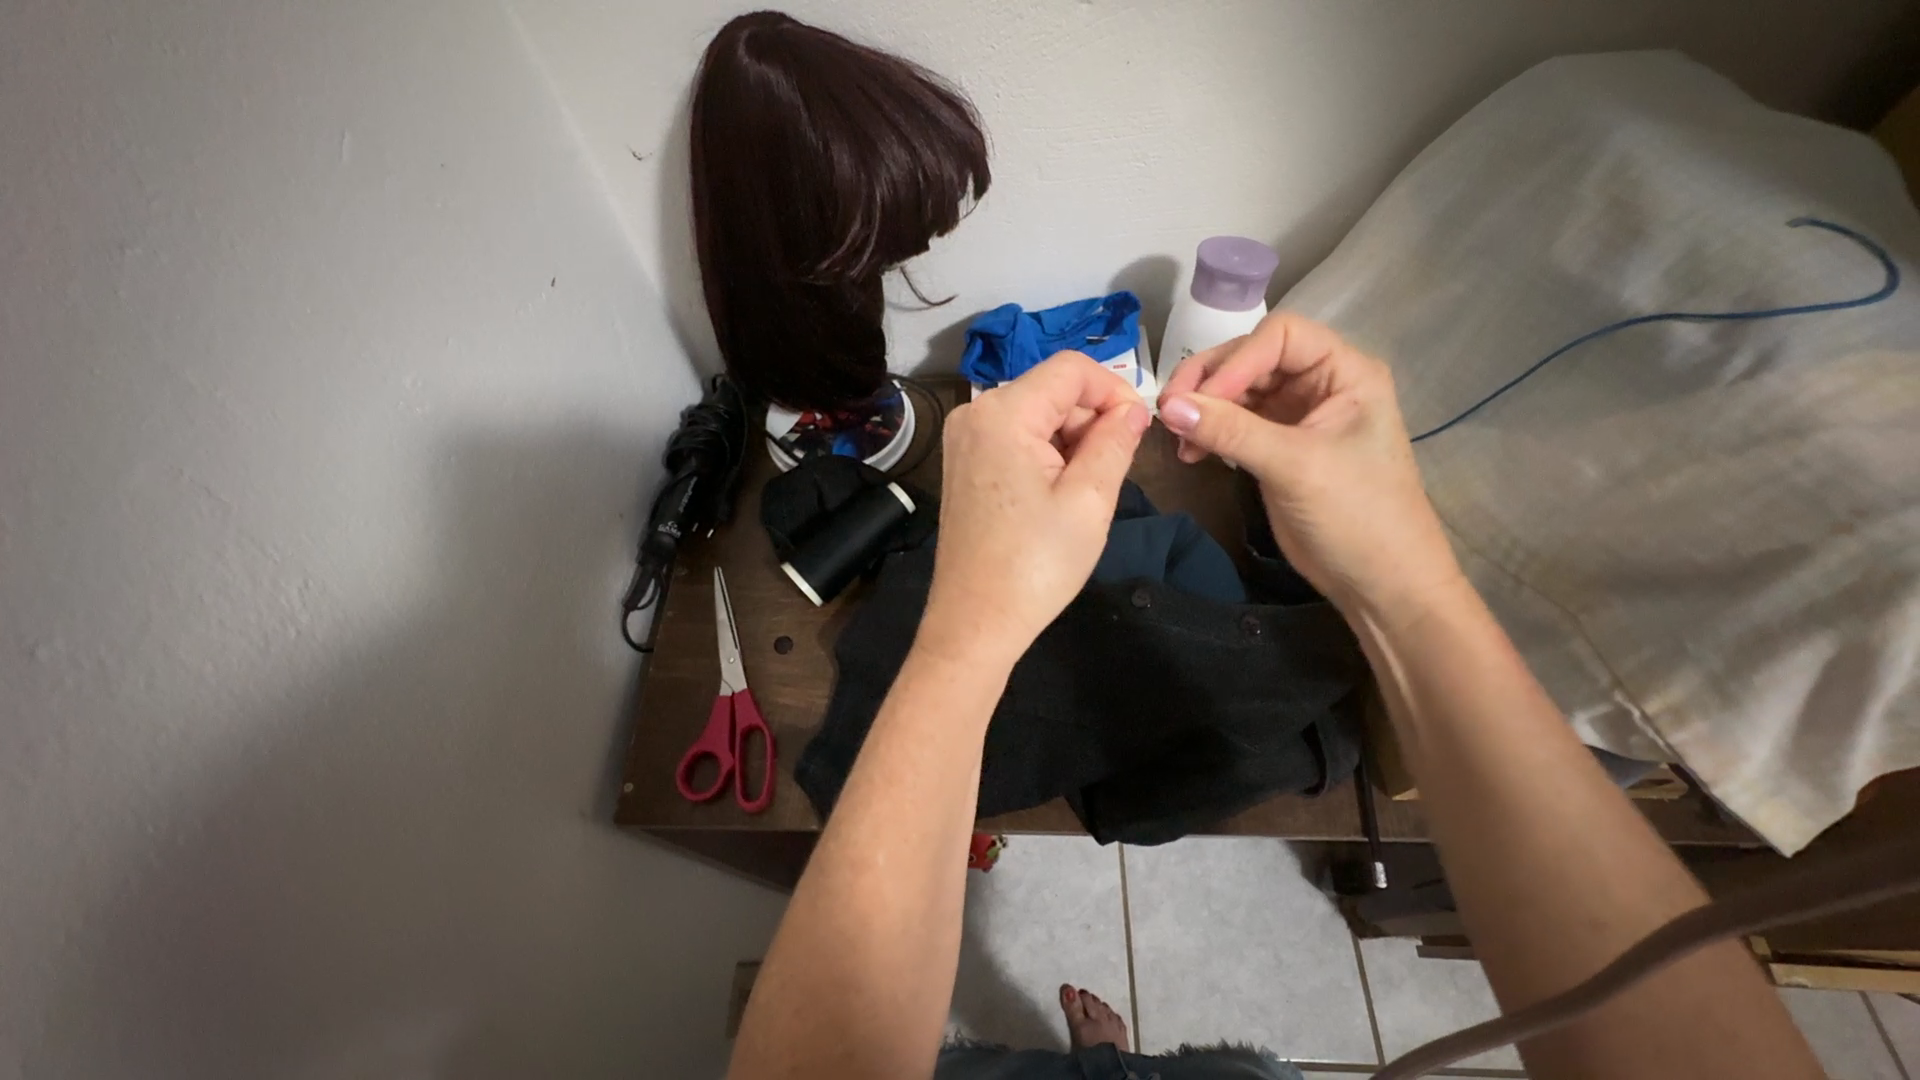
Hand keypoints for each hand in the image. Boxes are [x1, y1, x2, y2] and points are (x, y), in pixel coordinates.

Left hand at [919, 352, 1150, 671]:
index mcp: (1003, 413)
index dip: (1113, 390)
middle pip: (1051, 391)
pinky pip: (1015, 438)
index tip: (1138, 429)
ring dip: (1070, 441)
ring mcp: (964, 439)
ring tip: (1083, 493)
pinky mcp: (963, 464)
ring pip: (1036, 416)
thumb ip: (1115, 442)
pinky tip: (1057, 495)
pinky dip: (1045, 455)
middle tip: (1112, 472)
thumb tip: (1133, 409)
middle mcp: (975, 414)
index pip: (1071, 369)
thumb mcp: (1089, 500)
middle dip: (1090, 421)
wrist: (975, 622)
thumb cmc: (1035, 565)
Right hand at [1156, 312, 1462, 622]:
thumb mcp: (1293, 466)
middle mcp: (1321, 384)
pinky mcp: (1278, 447)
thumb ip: (1231, 431)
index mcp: (1345, 372)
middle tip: (1170, 412)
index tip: (1198, 400)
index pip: (1279, 337)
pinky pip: (1235, 424)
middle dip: (1210, 383)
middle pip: (1252, 359)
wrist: (1379, 582)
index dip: (1235, 361)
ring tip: (1179, 440)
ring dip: (1204, 409)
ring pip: (1238, 392)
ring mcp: (1298, 416)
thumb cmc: (1356, 515)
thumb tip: (1167, 406)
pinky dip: (1209, 433)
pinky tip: (1191, 453)